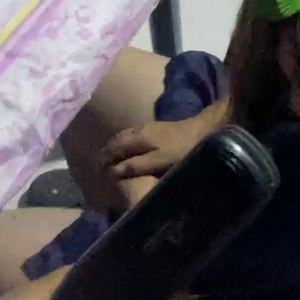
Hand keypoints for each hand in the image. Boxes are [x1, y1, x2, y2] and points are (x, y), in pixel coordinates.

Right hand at [101, 103, 225, 181]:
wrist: (203, 130)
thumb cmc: (182, 148)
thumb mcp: (159, 160)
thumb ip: (136, 165)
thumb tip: (113, 171)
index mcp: (138, 137)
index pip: (113, 147)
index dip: (103, 159)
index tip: (96, 172)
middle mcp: (139, 129)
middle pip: (116, 140)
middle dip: (106, 153)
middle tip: (99, 167)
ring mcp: (147, 127)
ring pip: (124, 136)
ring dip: (115, 147)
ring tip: (110, 161)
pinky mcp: (155, 129)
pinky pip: (132, 136)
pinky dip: (124, 144)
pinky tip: (129, 152)